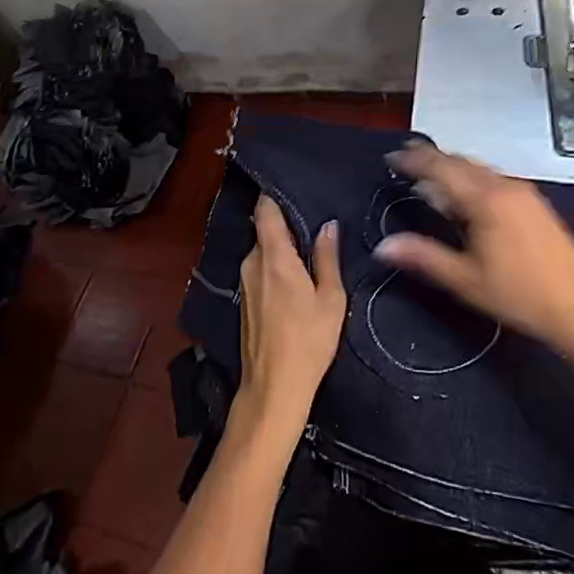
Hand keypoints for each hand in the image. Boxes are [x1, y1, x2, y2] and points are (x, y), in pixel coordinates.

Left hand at [236, 195, 344, 426]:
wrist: (273, 387)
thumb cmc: (308, 341)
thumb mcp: (331, 298)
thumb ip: (326, 257)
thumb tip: (327, 224)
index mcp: (274, 257)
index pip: (265, 210)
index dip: (275, 194)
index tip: (294, 185)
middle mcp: (252, 263)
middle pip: (264, 229)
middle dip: (286, 222)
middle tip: (315, 221)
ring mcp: (243, 282)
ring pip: (261, 250)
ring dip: (281, 245)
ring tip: (310, 247)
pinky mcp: (243, 299)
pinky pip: (259, 268)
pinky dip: (275, 263)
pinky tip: (295, 274)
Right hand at [374, 142, 573, 353]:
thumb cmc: (520, 295)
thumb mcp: (465, 280)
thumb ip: (423, 257)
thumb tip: (384, 246)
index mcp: (486, 201)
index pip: (442, 168)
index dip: (415, 160)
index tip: (393, 158)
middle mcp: (506, 188)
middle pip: (462, 163)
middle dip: (433, 160)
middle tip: (407, 162)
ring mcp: (525, 194)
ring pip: (481, 170)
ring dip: (454, 170)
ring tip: (432, 180)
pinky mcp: (536, 204)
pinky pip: (496, 180)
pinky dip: (474, 180)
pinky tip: (467, 198)